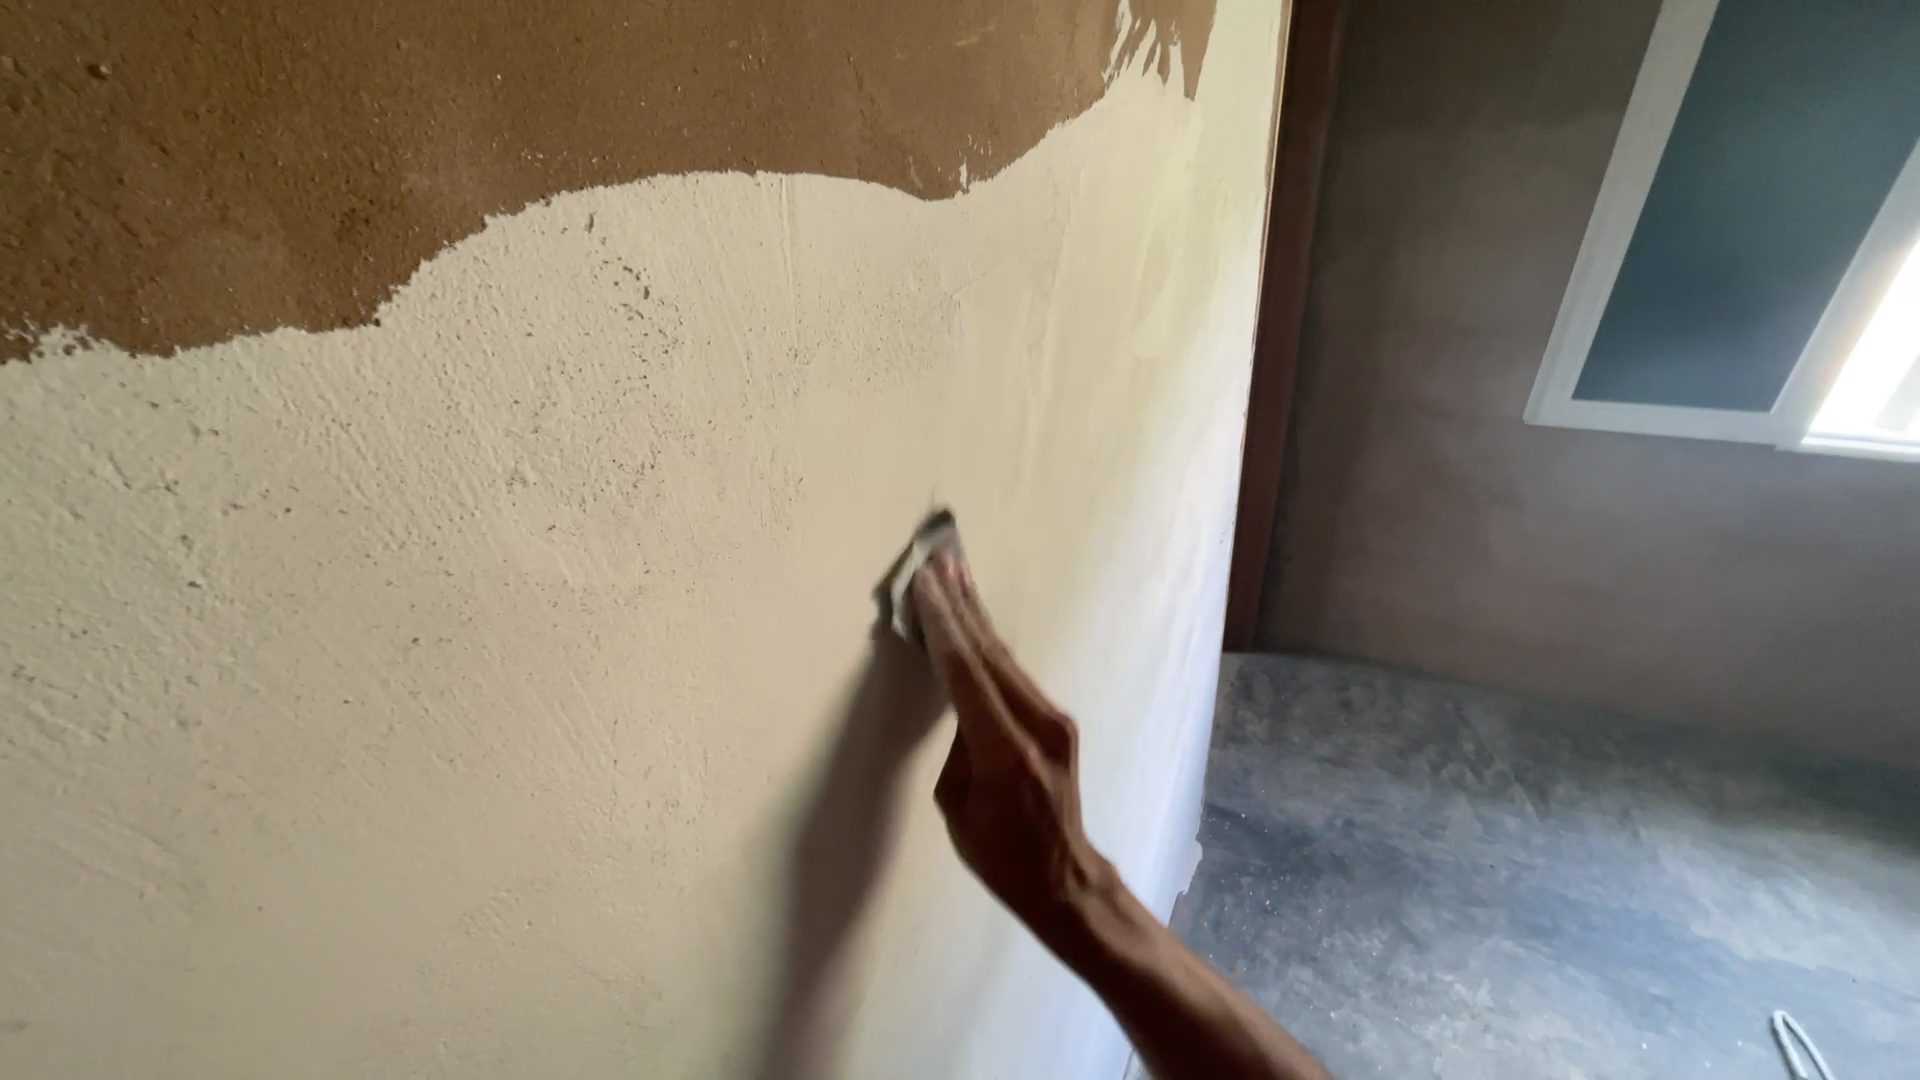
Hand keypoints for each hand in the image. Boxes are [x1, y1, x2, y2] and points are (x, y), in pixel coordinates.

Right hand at [910, 550, 1116, 944]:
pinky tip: (976, 618)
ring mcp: (1053, 718)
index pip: (966, 674)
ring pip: (1004, 655)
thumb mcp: (957, 807)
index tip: (924, 584)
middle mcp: (1037, 724)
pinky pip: (1013, 672)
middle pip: (989, 652)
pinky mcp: (1058, 718)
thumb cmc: (999, 855)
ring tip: (955, 570)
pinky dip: (989, 641)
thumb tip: (960, 701)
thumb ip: (958, 744)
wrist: (1064, 877)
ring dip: (976, 613)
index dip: (943, 626)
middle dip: (960, 603)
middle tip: (940, 557)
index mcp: (1006, 751)